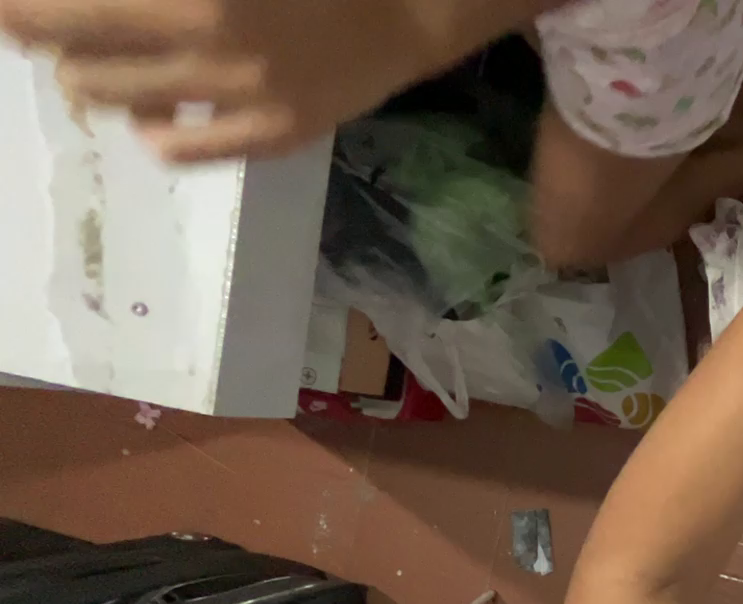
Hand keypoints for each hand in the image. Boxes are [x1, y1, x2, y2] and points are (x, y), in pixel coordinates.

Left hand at [0, 0, 527, 161]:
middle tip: (58, 33)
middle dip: (47, 37)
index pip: (51, 8)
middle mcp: (205, 40)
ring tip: (107, 74)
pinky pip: (192, 148)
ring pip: (116, 98)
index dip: (21, 9)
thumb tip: (87, 13)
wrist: (401, 14)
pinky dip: (160, 136)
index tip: (25, 13)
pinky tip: (160, 123)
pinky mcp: (282, 131)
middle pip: (66, 46)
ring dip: (94, 82)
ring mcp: (246, 93)